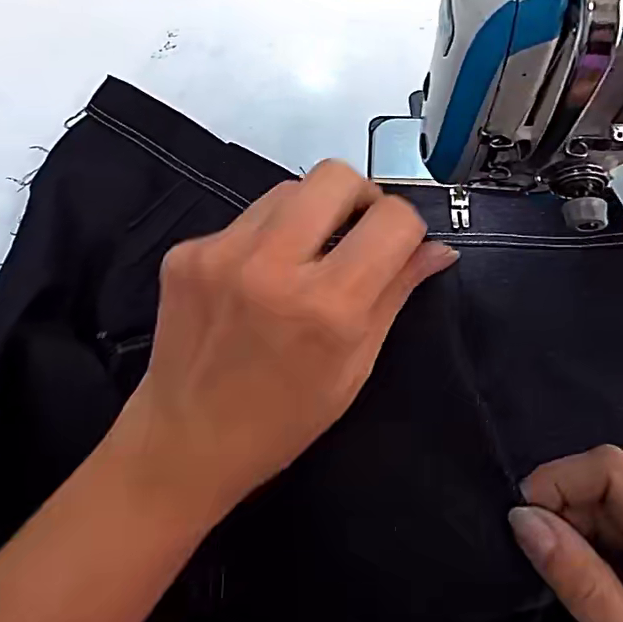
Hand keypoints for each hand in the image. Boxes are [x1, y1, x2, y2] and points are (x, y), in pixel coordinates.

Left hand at [118, 160, 457, 512]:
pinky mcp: (186, 252)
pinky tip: (259, 276)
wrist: (183, 446)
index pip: (393, 218)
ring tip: (304, 257)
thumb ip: (398, 293)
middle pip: (338, 176)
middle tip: (357, 233)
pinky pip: (248, 217)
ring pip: (292, 187)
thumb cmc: (283, 419)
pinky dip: (267, 235)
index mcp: (327, 307)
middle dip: (361, 197)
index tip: (398, 245)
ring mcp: (221, 254)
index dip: (407, 227)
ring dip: (312, 212)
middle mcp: (272, 267)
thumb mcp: (356, 365)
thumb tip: (439, 249)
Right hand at [509, 447, 622, 621]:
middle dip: (574, 516)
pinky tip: (616, 599)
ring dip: (595, 541)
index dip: (560, 480)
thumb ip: (586, 589)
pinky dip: (621, 558)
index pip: (617, 471)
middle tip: (545, 568)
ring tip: (583, 594)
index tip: (521, 516)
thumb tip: (526, 520)